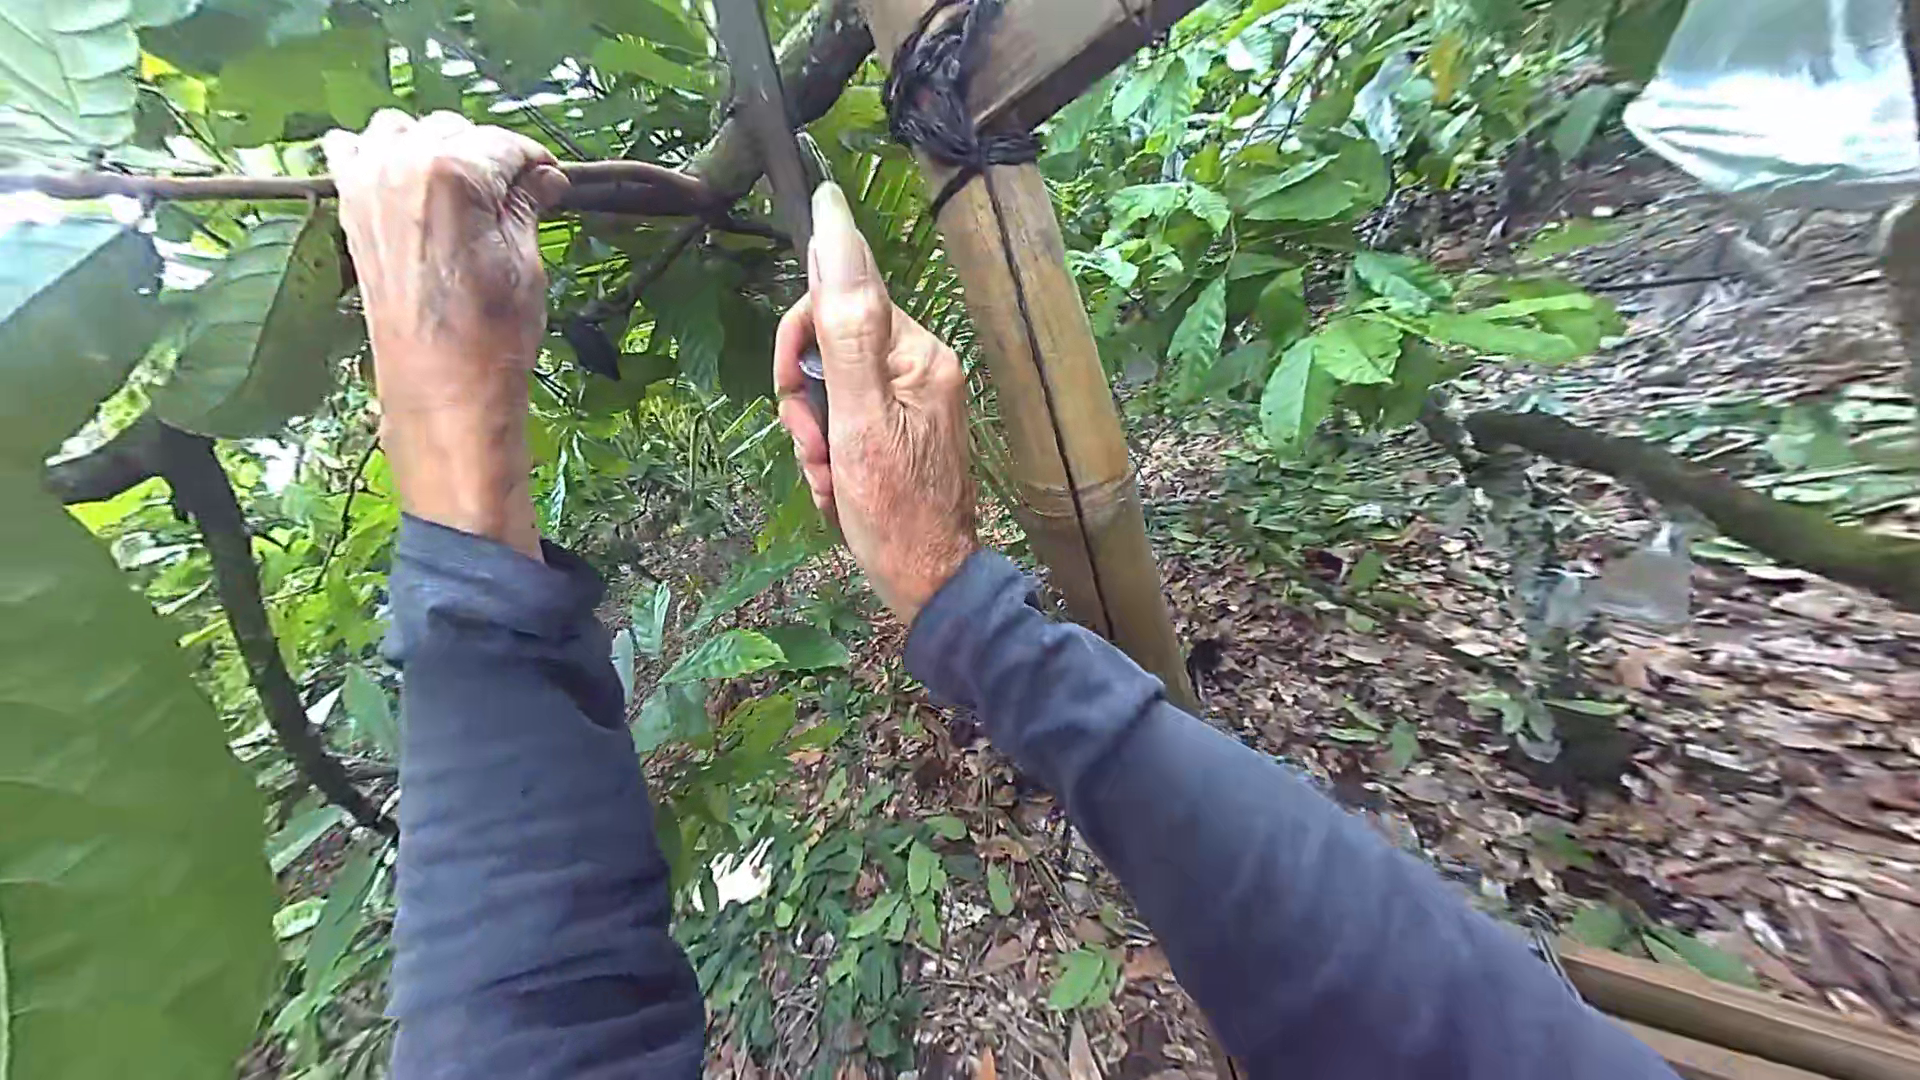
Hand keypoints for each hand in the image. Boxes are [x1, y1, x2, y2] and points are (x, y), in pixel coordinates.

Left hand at [323, 111, 568, 559]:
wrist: (444, 378)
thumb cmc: (499, 328)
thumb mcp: (527, 262)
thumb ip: (528, 207)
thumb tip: (547, 177)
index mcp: (454, 173)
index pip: (504, 144)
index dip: (537, 161)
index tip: (556, 182)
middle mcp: (400, 160)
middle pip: (455, 130)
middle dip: (492, 156)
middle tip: (522, 197)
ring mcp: (365, 177)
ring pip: (406, 130)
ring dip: (442, 150)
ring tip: (471, 194)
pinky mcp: (349, 201)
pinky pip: (361, 148)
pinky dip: (390, 157)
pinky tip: (417, 190)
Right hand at [774, 183, 977, 623]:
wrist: (926, 582)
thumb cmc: (893, 510)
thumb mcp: (859, 418)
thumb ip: (844, 325)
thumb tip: (834, 220)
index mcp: (919, 356)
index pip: (843, 301)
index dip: (800, 340)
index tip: (790, 390)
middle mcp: (921, 372)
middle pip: (834, 350)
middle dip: (808, 404)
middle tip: (818, 452)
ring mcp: (912, 406)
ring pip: (833, 393)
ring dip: (817, 439)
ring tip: (831, 480)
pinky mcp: (901, 436)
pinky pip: (849, 424)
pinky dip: (832, 456)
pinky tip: (838, 490)